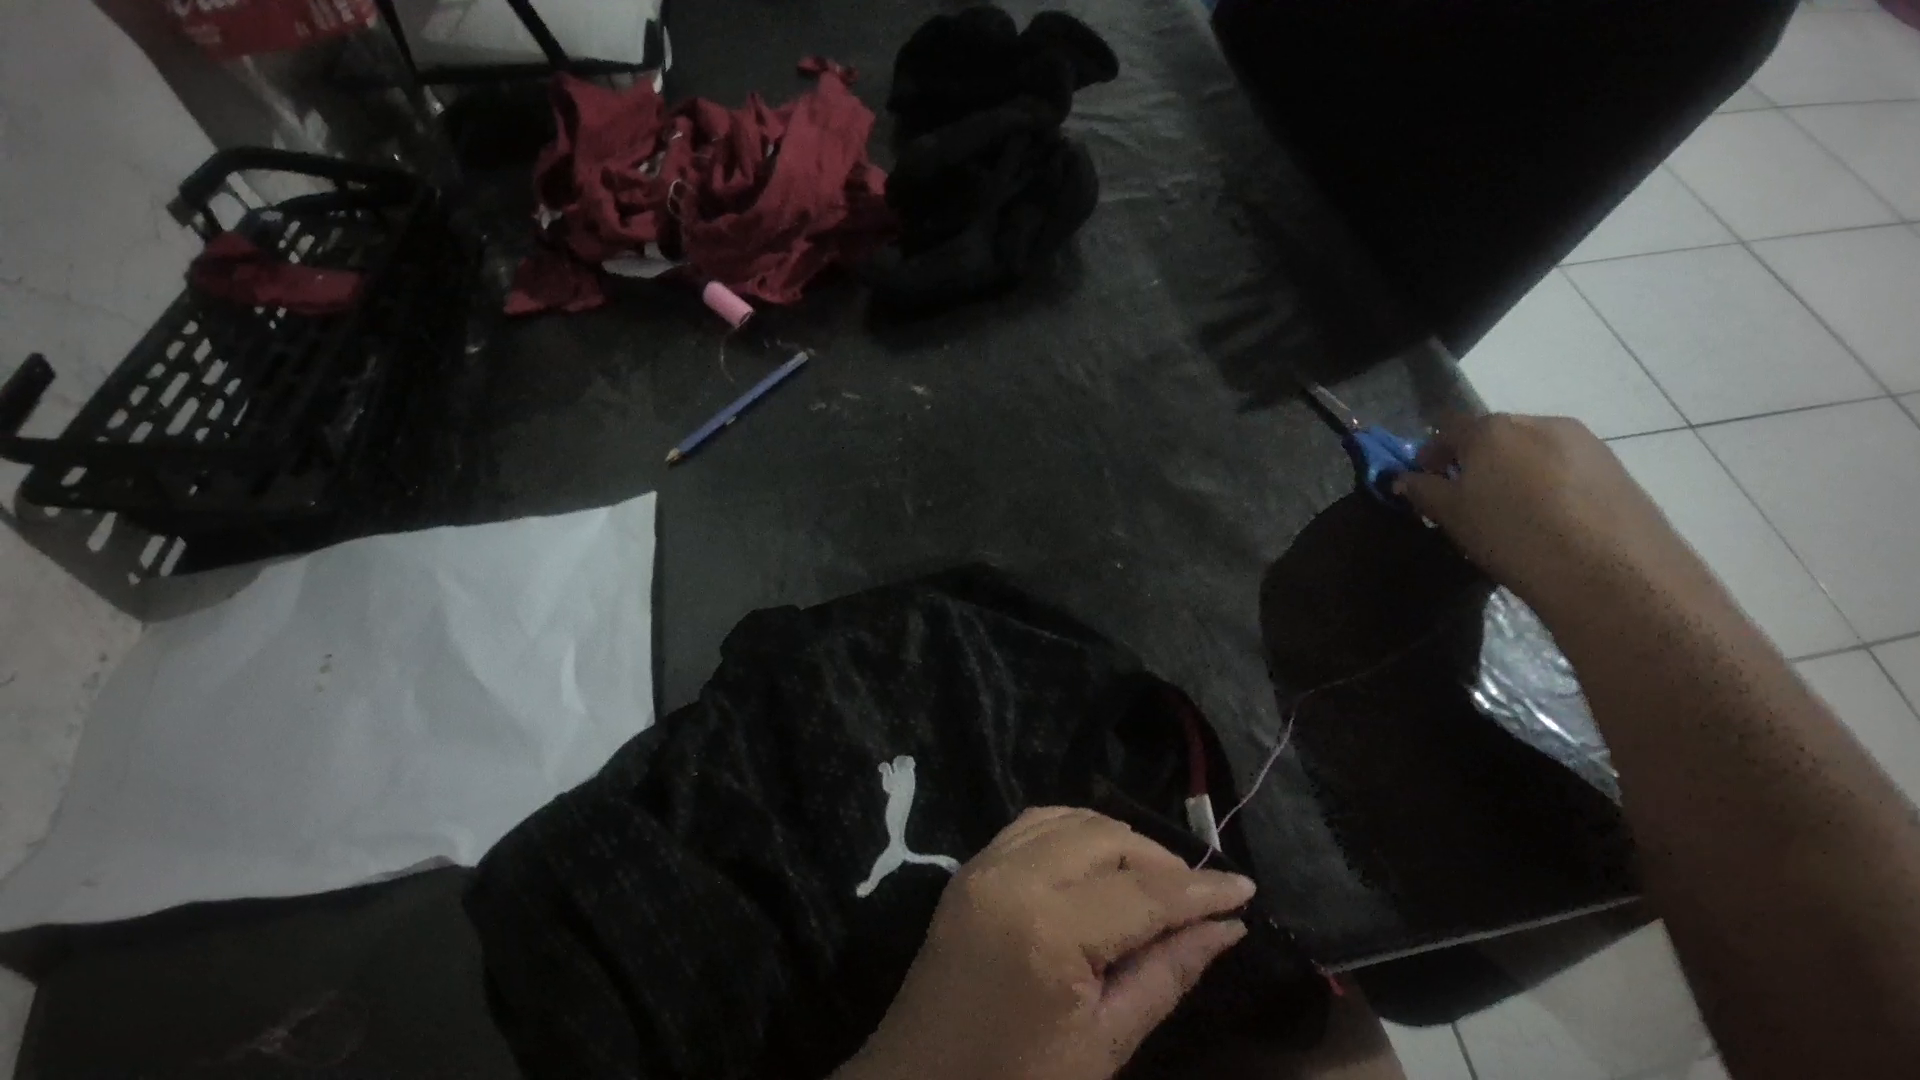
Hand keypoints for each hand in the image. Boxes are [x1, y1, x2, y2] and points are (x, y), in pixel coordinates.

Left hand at [840, 807, 1256, 1079]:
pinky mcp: (969, 868)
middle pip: (1107, 839)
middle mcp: (1013, 877)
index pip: (1143, 893)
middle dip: (1161, 861)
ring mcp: (984, 865)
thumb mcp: (1103, 1044)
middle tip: (1197, 899)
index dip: (1200, 890)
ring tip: (1153, 881)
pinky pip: (1034, 824)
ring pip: (1071, 819)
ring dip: (1119, 841)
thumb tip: (1226, 927)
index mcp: (1047, 929)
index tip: (1245, 887)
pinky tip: (1098, 861)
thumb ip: (1167, 975)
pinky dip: (1075, 831)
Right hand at [1395, 413, 1714, 619]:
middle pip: (1493, 436)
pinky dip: (1550, 485)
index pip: (1447, 429)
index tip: (1428, 484)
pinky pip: (1566, 467)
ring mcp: (1583, 441)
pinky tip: (1551, 520)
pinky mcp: (1616, 466)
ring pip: (1532, 451)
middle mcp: (1538, 422)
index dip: (1431, 455)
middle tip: (1470, 501)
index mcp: (1491, 429)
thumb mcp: (1452, 516)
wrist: (1611, 571)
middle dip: (1476, 462)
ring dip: (1515, 472)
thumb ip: (1423, 490)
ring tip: (1514, 514)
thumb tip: (1405, 478)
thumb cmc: (1513, 536)